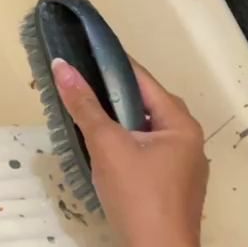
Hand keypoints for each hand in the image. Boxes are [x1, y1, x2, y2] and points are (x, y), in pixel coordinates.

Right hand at [53, 57, 208, 246]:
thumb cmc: (138, 196)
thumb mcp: (106, 143)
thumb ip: (83, 103)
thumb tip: (61, 65)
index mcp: (181, 123)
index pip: (141, 78)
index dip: (108, 62)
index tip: (78, 50)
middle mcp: (187, 140)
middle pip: (141, 102)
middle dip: (107, 92)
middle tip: (74, 83)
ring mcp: (180, 167)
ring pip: (140, 128)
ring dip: (112, 118)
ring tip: (80, 109)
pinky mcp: (169, 187)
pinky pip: (142, 149)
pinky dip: (120, 141)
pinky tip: (96, 144)